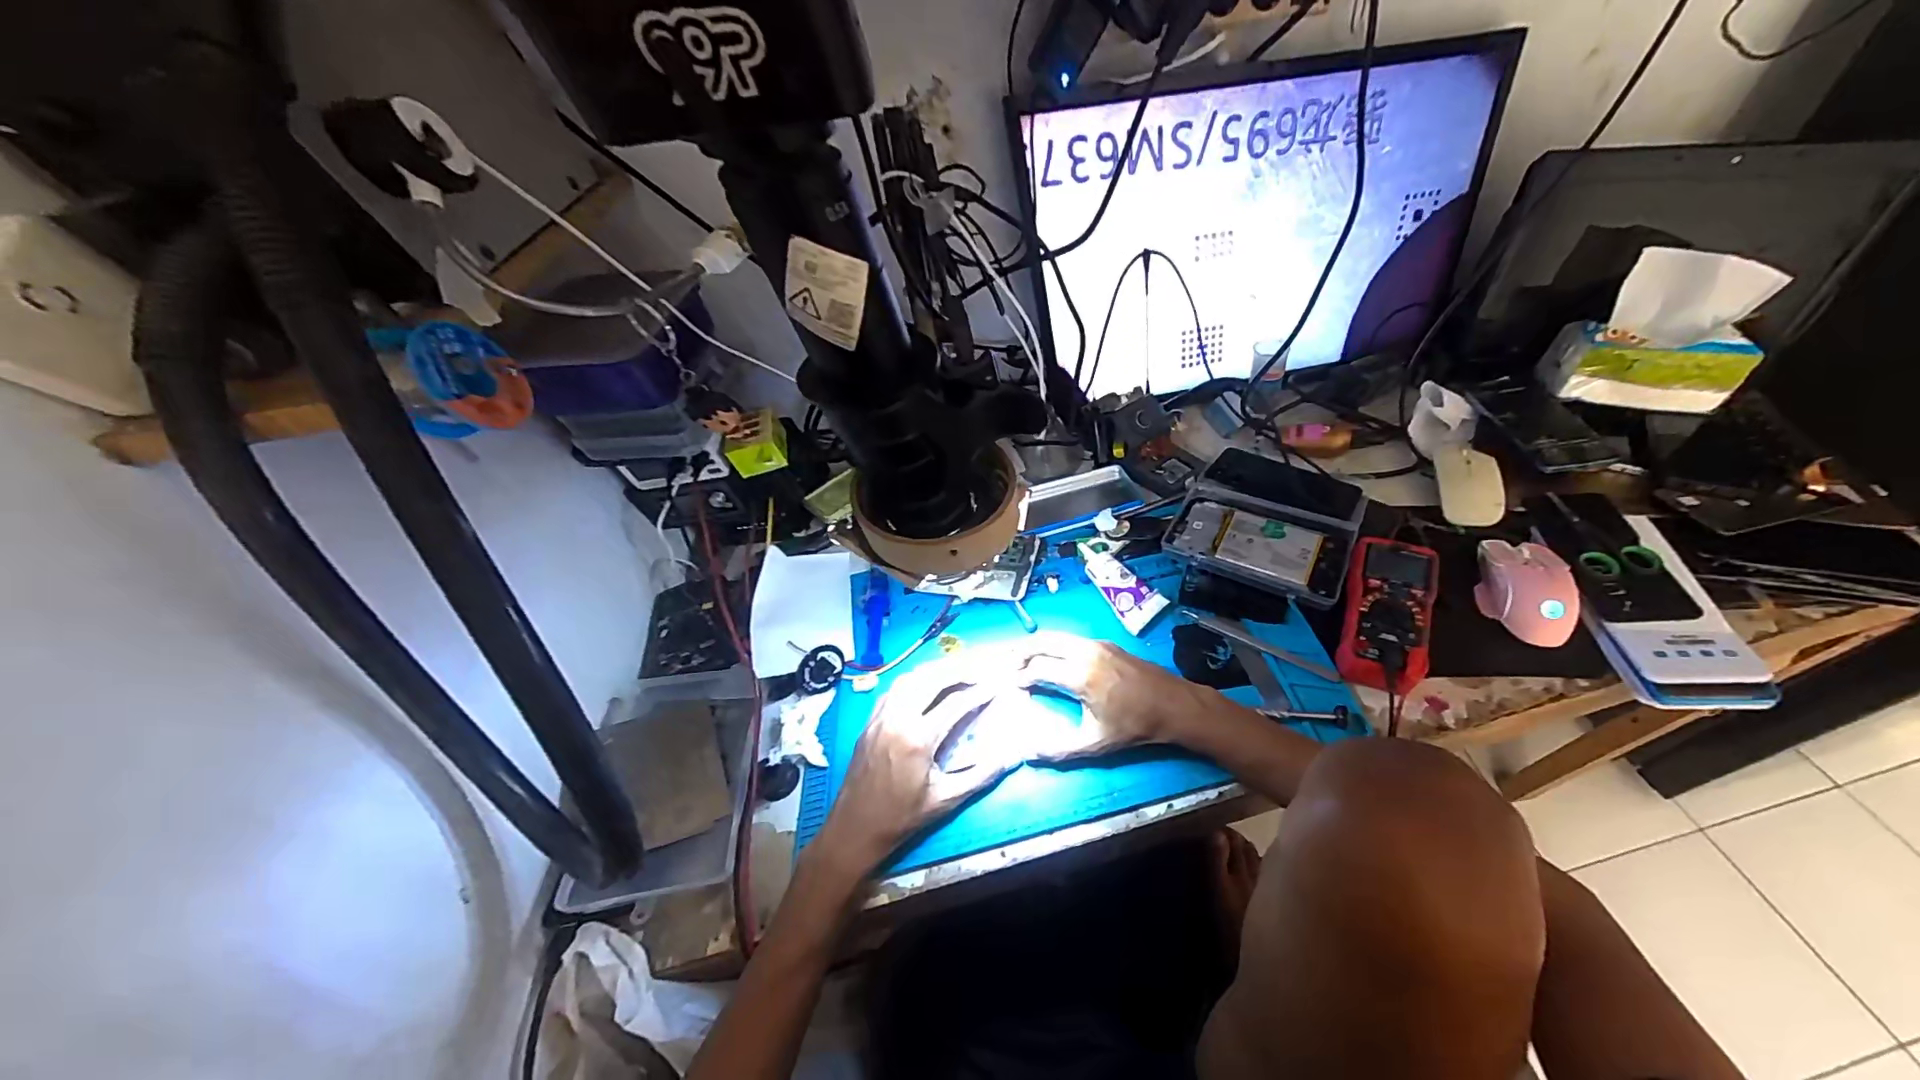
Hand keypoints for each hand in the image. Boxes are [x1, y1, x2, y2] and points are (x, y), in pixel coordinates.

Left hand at [811, 656, 1019, 876]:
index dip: (980, 691)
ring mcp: (880, 716)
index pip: (956, 703)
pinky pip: (894, 688)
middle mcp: (897, 718)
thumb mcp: (946, 800)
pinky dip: (915, 679)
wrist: (854, 828)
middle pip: (932, 679)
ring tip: (958, 670)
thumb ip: (980, 775)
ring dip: (936, 670)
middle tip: (982, 669)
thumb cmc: (902, 818)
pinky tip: (927, 683)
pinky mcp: (870, 720)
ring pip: (911, 678)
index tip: (998, 683)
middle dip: (960, 670)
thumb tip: (1011, 756)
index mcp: (917, 738)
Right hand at [997, 631, 1198, 759]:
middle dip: (1019, 652)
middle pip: (1041, 642)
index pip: (1037, 669)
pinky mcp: (1104, 642)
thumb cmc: (1136, 726)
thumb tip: (1029, 753)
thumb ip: (1060, 749)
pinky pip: (1068, 638)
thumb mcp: (1096, 744)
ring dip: (1034, 645)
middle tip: (1004, 664)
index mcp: (1080, 675)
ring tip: (1019, 659)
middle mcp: (1085, 652)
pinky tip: (1048, 656)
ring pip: (1055, 636)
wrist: (1175, 705)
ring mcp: (1096, 644)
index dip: (1019, 677)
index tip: (1008, 686)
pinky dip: (1051, 644)